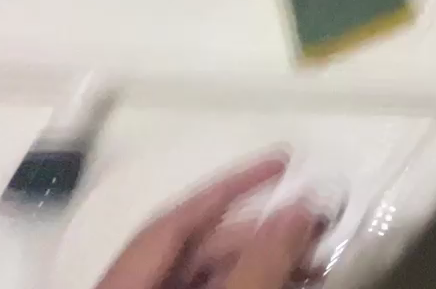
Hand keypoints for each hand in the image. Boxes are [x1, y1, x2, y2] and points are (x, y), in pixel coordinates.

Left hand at [96, 153, 326, 288]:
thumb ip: (261, 257)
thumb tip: (304, 199)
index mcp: (120, 281)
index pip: (173, 217)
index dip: (230, 183)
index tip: (286, 158)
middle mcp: (127, 285)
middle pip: (197, 245)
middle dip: (262, 229)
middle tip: (315, 222)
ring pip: (210, 270)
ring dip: (266, 256)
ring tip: (314, 255)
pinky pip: (214, 288)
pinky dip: (253, 277)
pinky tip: (293, 276)